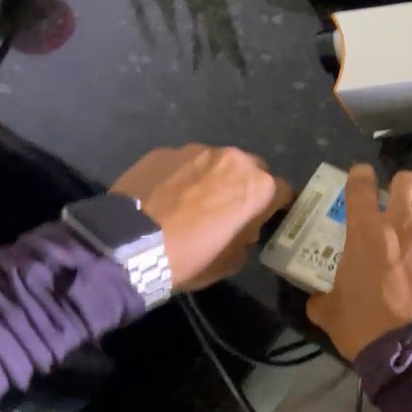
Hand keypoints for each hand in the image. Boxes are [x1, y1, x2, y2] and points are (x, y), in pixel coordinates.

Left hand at [111, 145, 292, 290]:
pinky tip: (164, 197)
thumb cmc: (192, 256)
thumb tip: (242, 229)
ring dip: (211, 178)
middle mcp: (234, 160)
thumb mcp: (233, 259)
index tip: (262, 220)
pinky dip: (180, 176)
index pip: (282, 191)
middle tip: (226, 209)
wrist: (129, 246)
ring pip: (215, 163)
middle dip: (243, 186)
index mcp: (260, 186)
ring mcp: (196, 151)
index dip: (273, 207)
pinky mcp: (163, 152)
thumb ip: (246, 237)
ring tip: (189, 201)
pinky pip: (182, 163)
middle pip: (251, 169)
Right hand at [306, 166, 411, 359]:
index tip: (363, 179)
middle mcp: (403, 220)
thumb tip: (315, 299)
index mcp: (365, 230)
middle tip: (403, 203)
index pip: (360, 184)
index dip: (361, 176)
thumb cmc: (368, 328)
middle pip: (406, 180)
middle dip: (403, 187)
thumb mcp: (332, 313)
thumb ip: (322, 298)